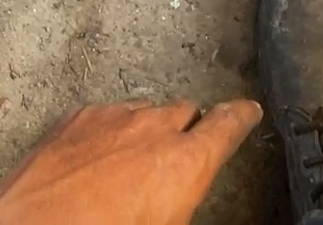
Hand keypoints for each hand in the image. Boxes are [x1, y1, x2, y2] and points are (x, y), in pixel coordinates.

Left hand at [0, 99, 261, 224]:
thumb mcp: (166, 224)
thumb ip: (181, 201)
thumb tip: (178, 197)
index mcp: (183, 163)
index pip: (227, 125)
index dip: (241, 117)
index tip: (248, 110)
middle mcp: (151, 128)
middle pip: (185, 113)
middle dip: (187, 130)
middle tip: (178, 158)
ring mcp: (111, 117)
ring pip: (143, 113)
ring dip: (145, 133)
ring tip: (131, 168)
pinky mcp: (75, 116)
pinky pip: (106, 116)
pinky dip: (109, 132)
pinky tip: (96, 163)